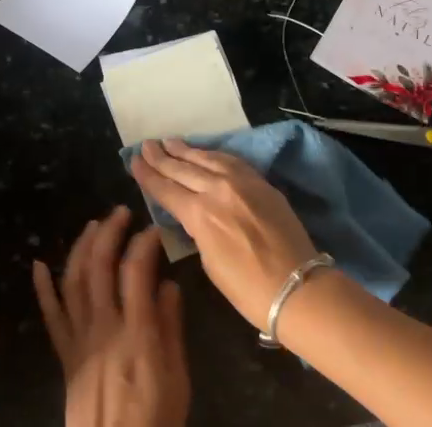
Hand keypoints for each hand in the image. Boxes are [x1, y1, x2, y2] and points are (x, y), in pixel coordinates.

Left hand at [32, 207, 189, 426]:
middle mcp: (103, 327)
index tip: (154, 228)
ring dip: (81, 247)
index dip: (143, 243)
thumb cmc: (155, 417)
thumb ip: (171, 328)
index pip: (135, 271)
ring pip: (73, 281)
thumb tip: (169, 284)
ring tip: (93, 225)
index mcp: (136, 333)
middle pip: (99, 267)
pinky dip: (42, 287)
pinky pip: (50, 315)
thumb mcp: (177, 376)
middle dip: (110, 233)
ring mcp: (79, 338)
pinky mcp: (64, 353)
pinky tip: (38, 264)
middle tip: (121, 212)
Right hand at [130, 138, 317, 329]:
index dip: (148, 175)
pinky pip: (231, 161)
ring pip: (207, 159)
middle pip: (183, 168)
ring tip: (170, 141)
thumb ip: (198, 230)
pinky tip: (205, 152)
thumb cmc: (248, 289)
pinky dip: (214, 154)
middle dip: (162, 157)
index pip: (166, 189)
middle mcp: (217, 190)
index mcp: (199, 214)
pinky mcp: (261, 182)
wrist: (297, 287)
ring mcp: (242, 182)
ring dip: (186, 150)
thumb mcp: (209, 262)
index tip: (134, 161)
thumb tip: (194, 214)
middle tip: (146, 144)